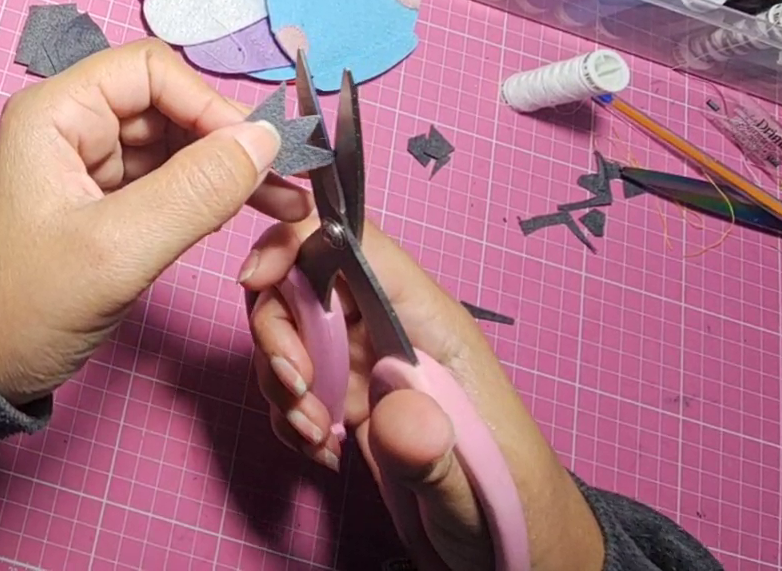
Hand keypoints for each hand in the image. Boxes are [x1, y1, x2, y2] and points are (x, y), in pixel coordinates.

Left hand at [0, 39, 312, 405]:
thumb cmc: (22, 305)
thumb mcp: (114, 250)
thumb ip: (194, 192)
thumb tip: (264, 139)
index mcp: (54, 113)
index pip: (148, 72)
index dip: (208, 103)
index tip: (257, 151)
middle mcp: (69, 125)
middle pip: (164, 106)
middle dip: (225, 141)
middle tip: (287, 184)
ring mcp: (82, 163)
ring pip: (168, 144)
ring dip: (222, 170)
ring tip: (283, 204)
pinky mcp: (96, 200)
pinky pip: (159, 180)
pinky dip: (201, 194)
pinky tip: (241, 212)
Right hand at [244, 220, 603, 570]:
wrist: (525, 559)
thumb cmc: (519, 522)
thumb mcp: (479, 503)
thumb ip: (433, 457)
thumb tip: (395, 409)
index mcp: (424, 319)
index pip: (347, 242)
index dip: (292, 242)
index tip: (256, 282)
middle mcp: (385, 324)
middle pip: (299, 282)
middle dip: (277, 332)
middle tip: (296, 392)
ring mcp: (361, 357)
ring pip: (286, 329)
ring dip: (280, 381)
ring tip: (318, 439)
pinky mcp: (344, 390)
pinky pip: (290, 375)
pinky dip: (288, 411)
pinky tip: (322, 451)